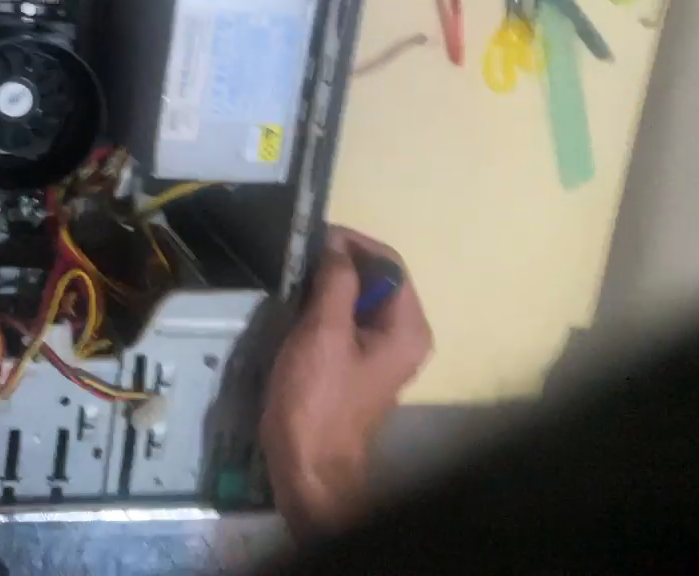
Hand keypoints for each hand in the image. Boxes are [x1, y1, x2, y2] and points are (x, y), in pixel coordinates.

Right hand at [260, 227, 432, 533]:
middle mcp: (401, 334)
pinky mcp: (354, 358)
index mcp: (407, 328)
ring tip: (291, 272)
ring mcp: (379, 348)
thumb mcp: (324, 332)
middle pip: (375, 277)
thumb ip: (335, 282)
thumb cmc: (317, 396)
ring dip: (326, 280)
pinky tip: (294, 300)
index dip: (353, 243)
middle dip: (338, 260)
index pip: (389, 263)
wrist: (307, 461)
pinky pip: (344, 315)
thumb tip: (335, 241)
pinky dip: (322, 300)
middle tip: (296, 253)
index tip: (311, 237)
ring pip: (357, 295)